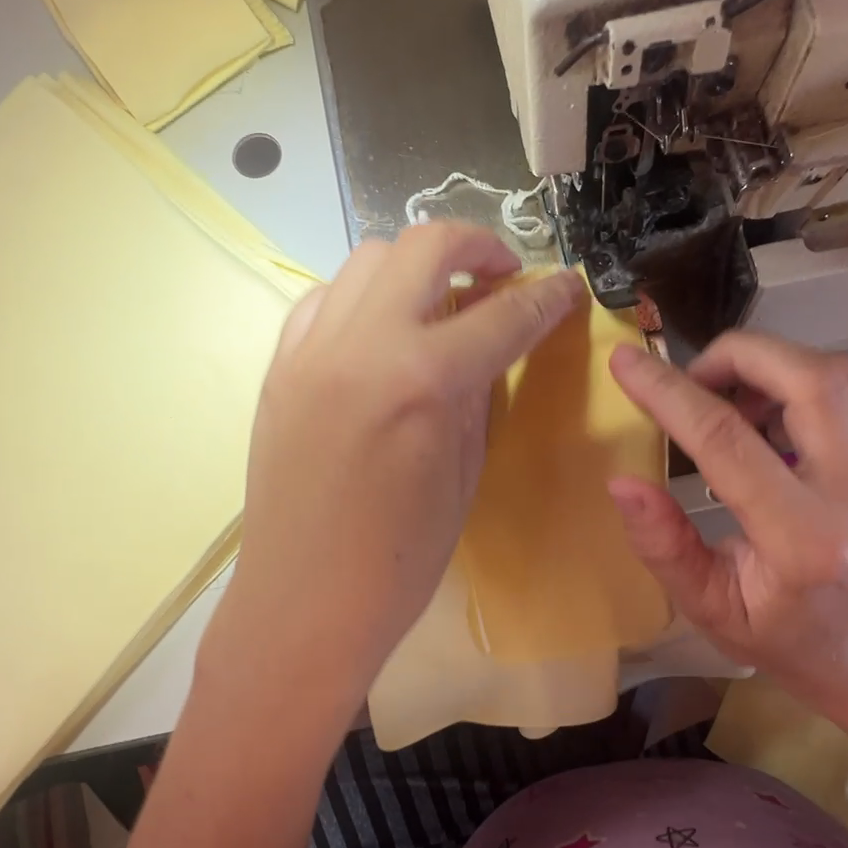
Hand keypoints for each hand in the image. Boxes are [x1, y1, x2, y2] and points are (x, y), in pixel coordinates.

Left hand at [237, 222, 587, 675]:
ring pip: (369, 256)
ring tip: (442, 299)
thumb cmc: (401, 559)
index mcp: (423, 381)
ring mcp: (312, 348)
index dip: (547, 296)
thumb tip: (495, 337)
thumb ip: (481, 389)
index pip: (503, 313)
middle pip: (427, 244)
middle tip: (503, 274)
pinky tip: (382, 330)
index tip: (567, 287)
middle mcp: (363, 343)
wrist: (304, 602)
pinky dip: (363, 296)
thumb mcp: (465, 471)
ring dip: (417, 264)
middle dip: (479, 245)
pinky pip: (325, 298)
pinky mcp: (280, 364)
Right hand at [605, 333, 847, 702]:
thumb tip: (622, 481)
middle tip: (697, 376)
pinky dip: (806, 382)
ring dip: (774, 365)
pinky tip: (775, 410)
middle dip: (740, 356)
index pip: (729, 442)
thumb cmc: (772, 631)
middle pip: (809, 381)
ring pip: (840, 375)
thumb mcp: (703, 603)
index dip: (671, 393)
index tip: (628, 362)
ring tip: (734, 396)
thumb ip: (662, 543)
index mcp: (802, 541)